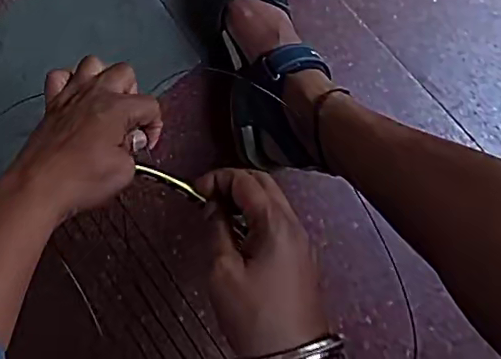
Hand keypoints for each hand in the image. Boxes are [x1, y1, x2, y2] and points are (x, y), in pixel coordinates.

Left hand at [0, 56, 161, 221]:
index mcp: (117, 107)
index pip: (150, 104)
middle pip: (124, 72)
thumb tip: (129, 140)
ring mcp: (72, 92)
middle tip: (128, 121)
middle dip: (132, 94)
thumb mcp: (123, 172)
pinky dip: (69, 82)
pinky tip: (75, 98)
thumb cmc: (80, 179)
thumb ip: (133, 150)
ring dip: (102, 79)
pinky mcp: (52, 101)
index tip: (146, 143)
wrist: (40, 186)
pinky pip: (60, 76)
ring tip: (104, 103)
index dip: (154, 125)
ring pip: (93, 64)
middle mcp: (95, 92)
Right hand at [196, 169, 329, 357]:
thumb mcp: (223, 272)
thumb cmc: (259, 321)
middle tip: (209, 195)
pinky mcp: (302, 258)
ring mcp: (302, 242)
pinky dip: (258, 216)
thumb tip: (212, 208)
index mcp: (275, 223)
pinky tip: (240, 233)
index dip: (216, 178)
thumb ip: (216, 229)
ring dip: (246, 198)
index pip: (244, 180)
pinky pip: (279, 221)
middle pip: (262, 182)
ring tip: (221, 213)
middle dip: (232, 182)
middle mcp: (293, 226)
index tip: (198, 189)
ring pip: (272, 200)